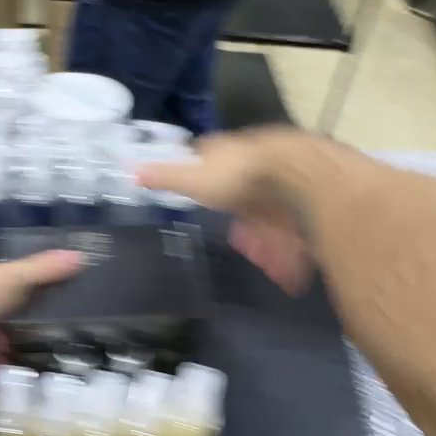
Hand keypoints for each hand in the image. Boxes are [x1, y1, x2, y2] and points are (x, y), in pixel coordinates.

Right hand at [137, 126, 326, 294]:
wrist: (297, 173)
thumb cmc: (237, 175)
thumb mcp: (192, 178)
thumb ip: (164, 178)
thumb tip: (129, 169)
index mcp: (228, 157)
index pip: (214, 165)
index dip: (209, 185)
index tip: (208, 200)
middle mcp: (256, 169)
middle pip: (247, 202)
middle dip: (245, 229)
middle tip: (242, 248)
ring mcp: (282, 187)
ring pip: (273, 222)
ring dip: (269, 249)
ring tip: (268, 272)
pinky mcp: (306, 207)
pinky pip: (295, 236)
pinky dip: (290, 257)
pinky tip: (289, 278)